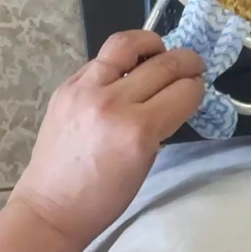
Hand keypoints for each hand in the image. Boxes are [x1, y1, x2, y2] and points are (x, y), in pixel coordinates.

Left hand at [9, 31, 205, 248]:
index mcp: (138, 130)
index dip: (197, 88)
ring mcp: (85, 90)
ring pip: (128, 44)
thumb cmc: (105, 197)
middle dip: (187, 62)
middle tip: (194, 66)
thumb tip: (176, 94)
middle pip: (164, 65)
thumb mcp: (147, 161)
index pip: (183, 91)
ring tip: (160, 53)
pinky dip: (122, 60)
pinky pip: (102, 59)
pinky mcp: (67, 86)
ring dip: (153, 45)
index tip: (198, 89)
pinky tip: (128, 71)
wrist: (52, 207)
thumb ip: (163, 123)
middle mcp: (113, 103)